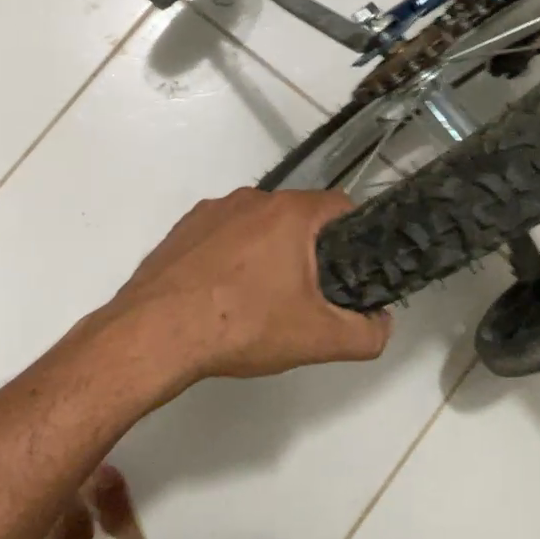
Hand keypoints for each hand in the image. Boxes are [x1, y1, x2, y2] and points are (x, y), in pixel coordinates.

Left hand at [101, 188, 391, 383]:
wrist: (158, 331)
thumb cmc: (244, 325)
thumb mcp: (319, 339)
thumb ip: (366, 333)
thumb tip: (381, 323)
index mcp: (289, 213)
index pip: (339, 205)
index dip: (356, 233)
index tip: (355, 266)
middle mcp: (250, 199)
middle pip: (296, 216)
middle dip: (309, 249)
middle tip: (310, 294)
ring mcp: (211, 211)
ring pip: (256, 225)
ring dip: (266, 252)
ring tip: (261, 300)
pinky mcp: (182, 228)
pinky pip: (220, 236)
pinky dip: (229, 257)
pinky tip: (221, 295)